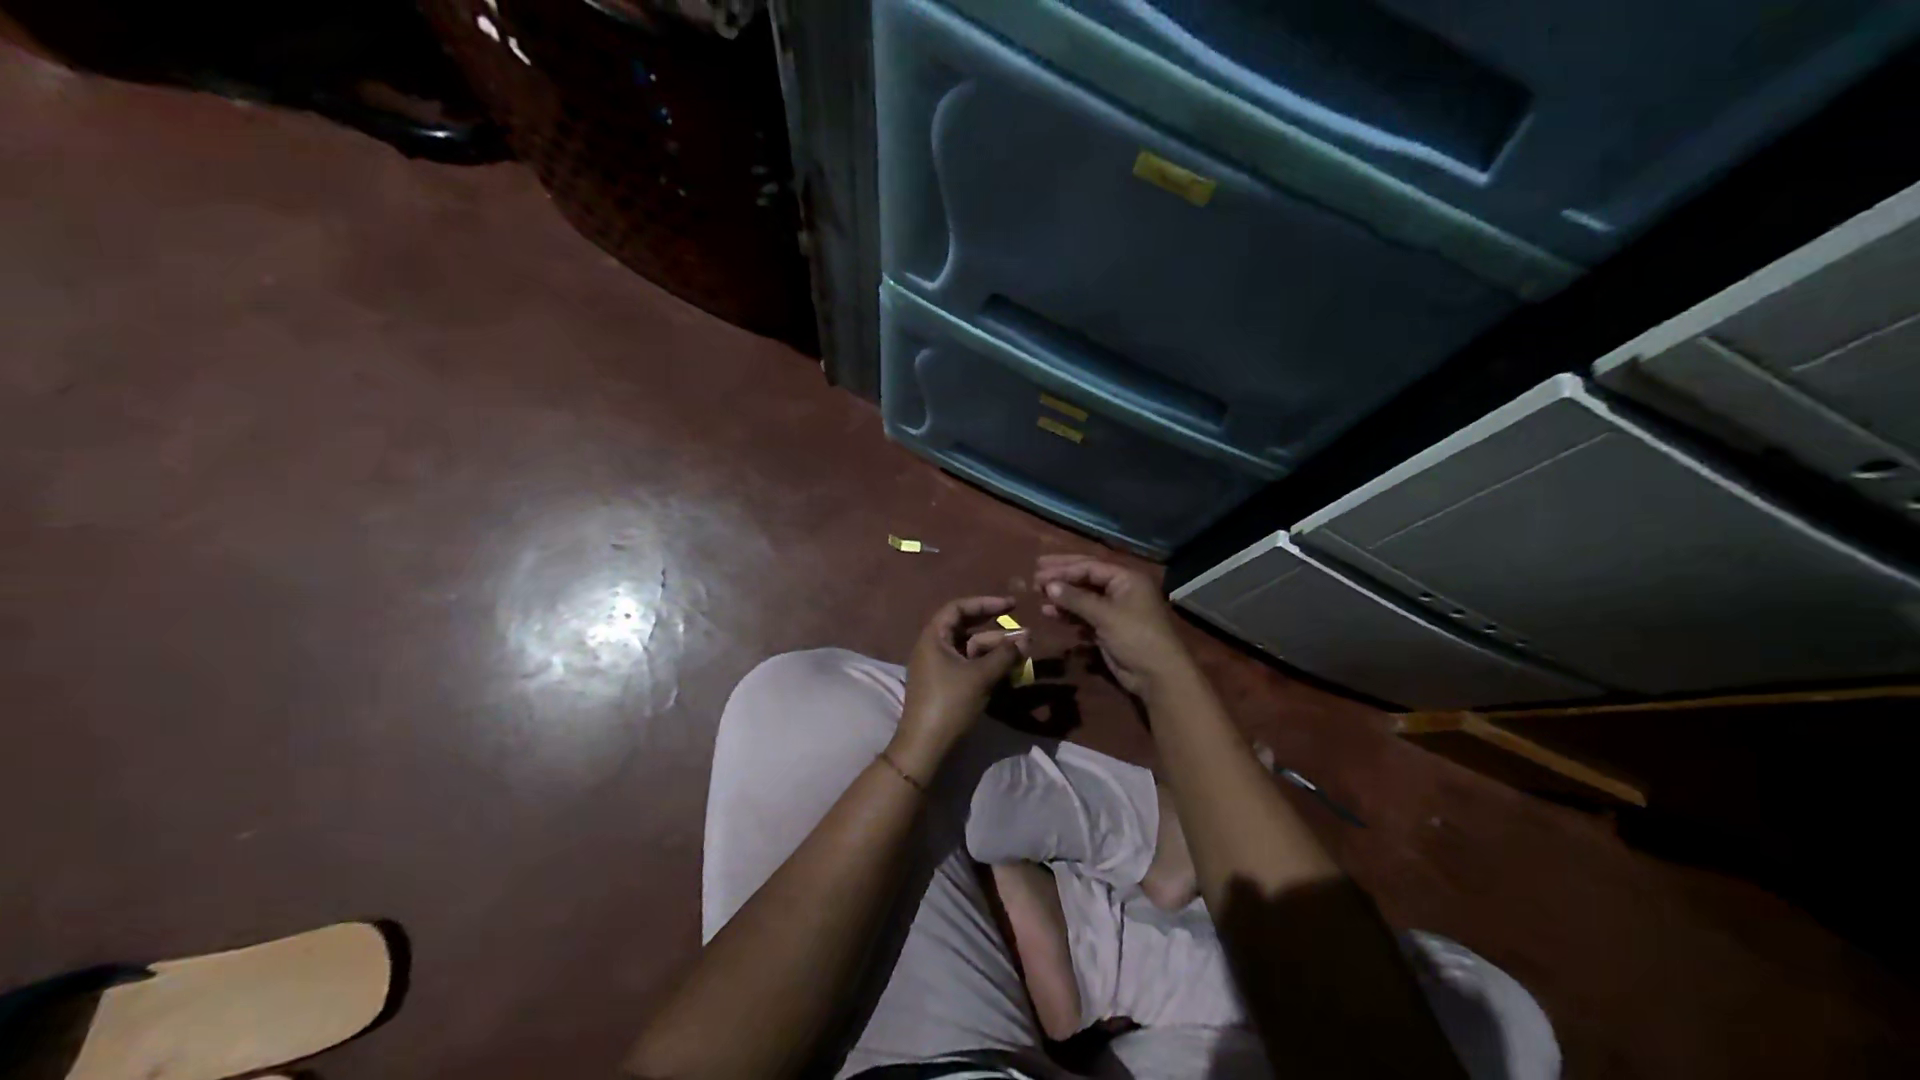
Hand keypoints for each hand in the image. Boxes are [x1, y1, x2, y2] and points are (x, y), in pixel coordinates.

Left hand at [892, 596, 1027, 779]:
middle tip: (1025, 633)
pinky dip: (990, 666)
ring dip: (997, 650)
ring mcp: (940, 668)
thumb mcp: (980, 676)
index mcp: (934, 638)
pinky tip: (1011, 670)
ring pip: (972, 650)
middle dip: (998, 631)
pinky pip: (971, 667)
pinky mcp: (947, 686)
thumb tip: (1025, 639)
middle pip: (968, 629)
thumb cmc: (949, 703)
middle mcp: (934, 648)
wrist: (926, 746)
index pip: (958, 608)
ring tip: (1024, 653)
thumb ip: (1005, 655)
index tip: (1011, 605)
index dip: (985, 603)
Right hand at [1034, 555, 1190, 694]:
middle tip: (1035, 576)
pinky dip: (1068, 614)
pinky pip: (1084, 615)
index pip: (1090, 566)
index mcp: (1126, 579)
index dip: (1063, 568)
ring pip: (1083, 598)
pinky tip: (1050, 614)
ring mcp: (1114, 610)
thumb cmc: (1135, 636)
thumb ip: (1076, 599)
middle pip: (1086, 578)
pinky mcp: (1108, 628)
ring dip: (1062, 597)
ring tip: (1038, 597)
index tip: (1039, 572)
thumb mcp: (1105, 615)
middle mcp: (1120, 590)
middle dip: (1061, 577)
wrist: (1157, 675)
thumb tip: (1048, 585)